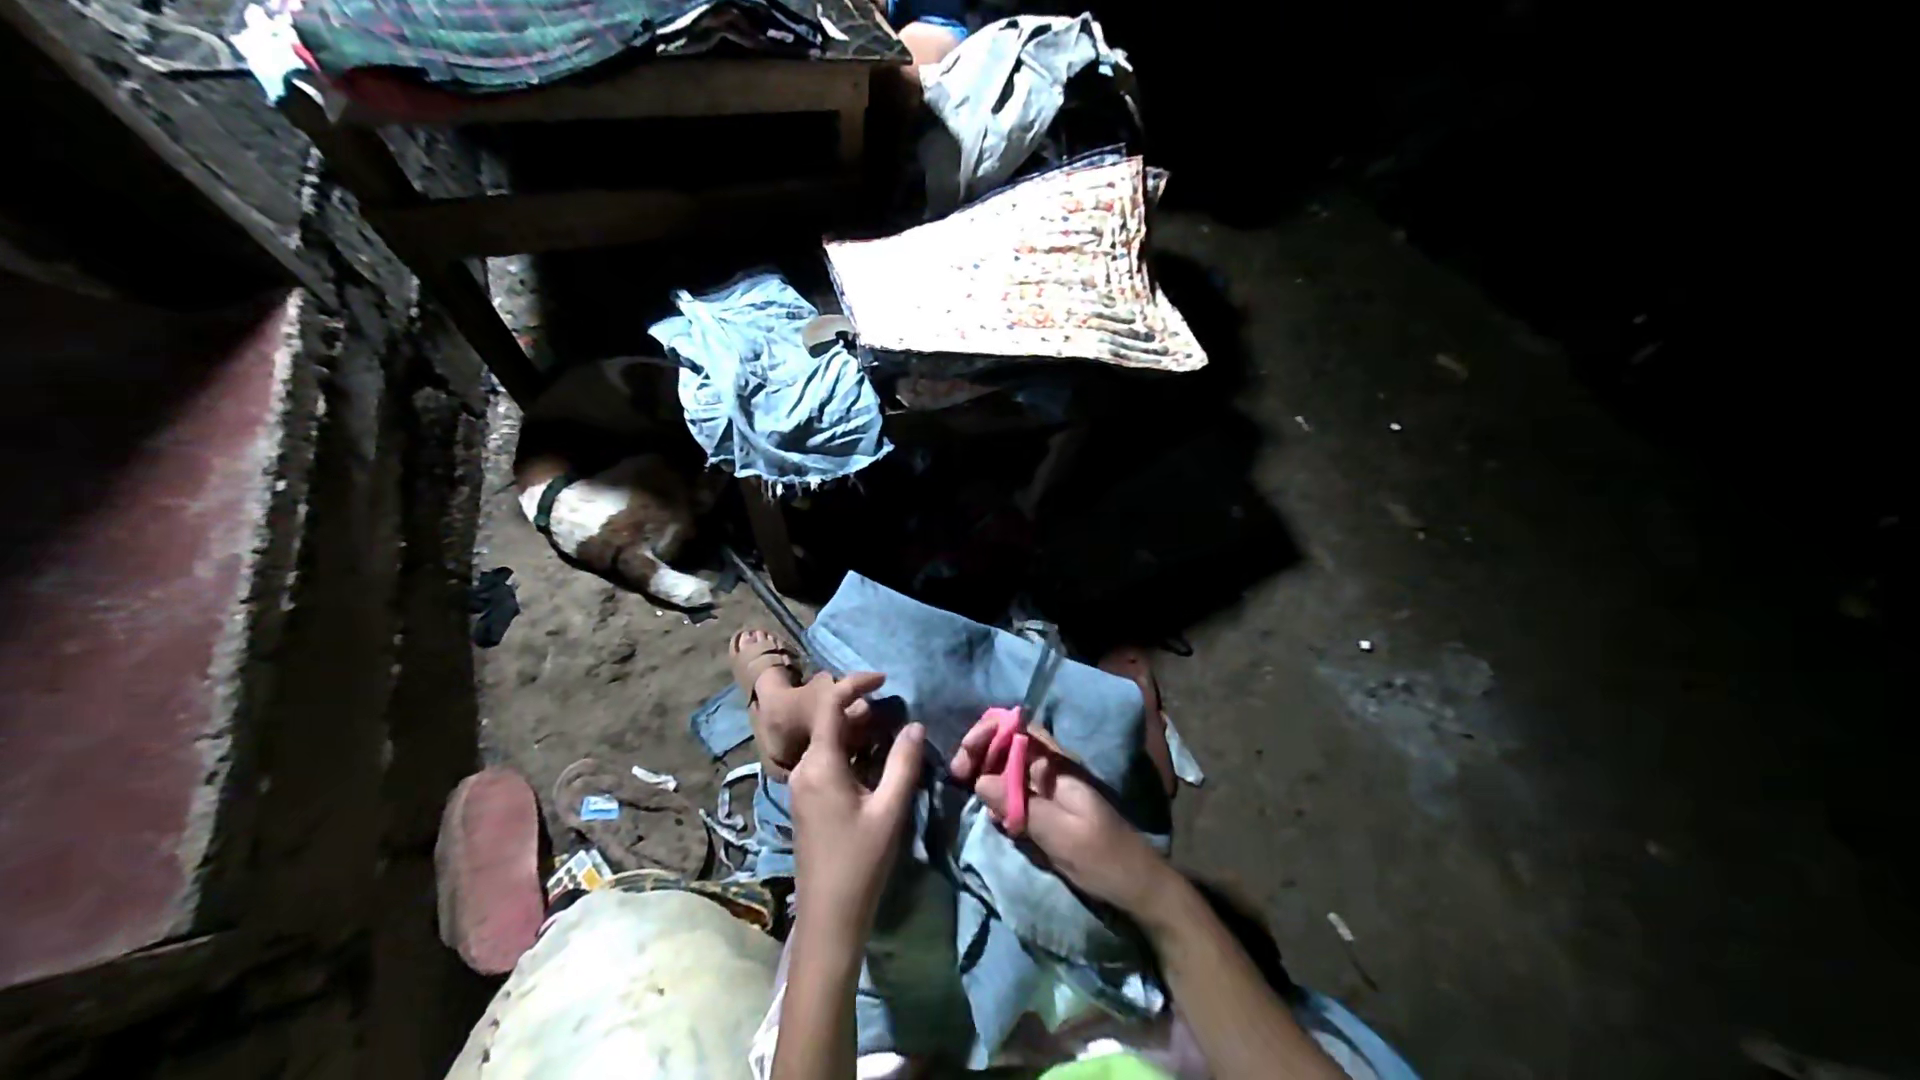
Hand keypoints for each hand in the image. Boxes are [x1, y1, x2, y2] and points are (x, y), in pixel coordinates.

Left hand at [788, 672, 924, 939]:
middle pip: (831, 721)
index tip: (885, 679)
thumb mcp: (889, 810)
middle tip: (898, 714)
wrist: (828, 917)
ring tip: (894, 735)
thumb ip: (903, 763)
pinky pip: (830, 760)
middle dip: (864, 710)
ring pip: (831, 742)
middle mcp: (804, 768)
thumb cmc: (860, 862)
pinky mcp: (809, 800)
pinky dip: (854, 751)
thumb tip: (915, 726)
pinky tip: (878, 762)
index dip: (855, 684)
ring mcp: (804, 785)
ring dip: (861, 732)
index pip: (830, 704)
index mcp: (819, 764)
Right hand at [949, 717, 1172, 916]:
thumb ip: (1021, 806)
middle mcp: (1050, 769)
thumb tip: (979, 781)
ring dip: (983, 771)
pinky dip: (996, 795)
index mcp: (1057, 766)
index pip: (1017, 728)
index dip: (988, 732)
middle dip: (979, 751)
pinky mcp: (1045, 810)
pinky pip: (1014, 792)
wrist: (1137, 887)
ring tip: (965, 789)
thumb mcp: (1062, 835)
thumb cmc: (1103, 858)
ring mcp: (1047, 789)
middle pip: (1007, 743)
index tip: (965, 756)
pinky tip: (988, 811)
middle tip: (957, 775)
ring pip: (1007, 766)